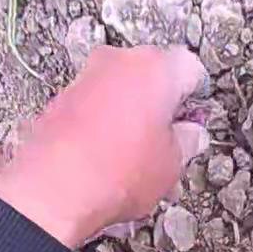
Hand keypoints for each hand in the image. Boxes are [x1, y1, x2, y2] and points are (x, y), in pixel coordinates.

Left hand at [0, 45, 207, 247]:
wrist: (54, 189)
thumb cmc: (119, 172)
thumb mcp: (173, 163)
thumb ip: (188, 141)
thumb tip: (192, 134)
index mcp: (155, 68)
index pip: (190, 69)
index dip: (198, 98)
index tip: (196, 121)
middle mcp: (119, 62)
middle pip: (153, 77)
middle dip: (164, 108)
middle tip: (171, 144)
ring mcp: (86, 77)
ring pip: (123, 92)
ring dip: (136, 119)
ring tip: (141, 161)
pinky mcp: (62, 98)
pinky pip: (97, 106)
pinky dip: (108, 126)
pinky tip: (112, 160)